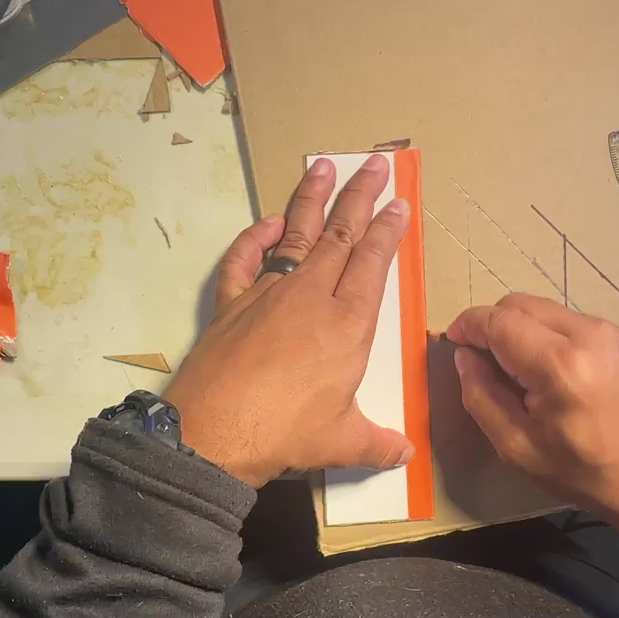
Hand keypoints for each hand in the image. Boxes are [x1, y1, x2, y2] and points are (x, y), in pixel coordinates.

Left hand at [165, 156, 412, 486]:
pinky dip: (254, 238)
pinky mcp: (230, 303)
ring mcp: (267, 294)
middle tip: (373, 163)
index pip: (373, 262)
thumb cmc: (286, 433)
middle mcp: (310, 296)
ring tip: (323, 167)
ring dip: (311, 199)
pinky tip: (266, 223)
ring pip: (295, 235)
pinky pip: (244, 260)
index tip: (398, 203)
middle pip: (340, 234)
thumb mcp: (341, 442)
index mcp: (347, 323)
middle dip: (360, 196)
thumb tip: (405, 454)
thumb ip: (377, 442)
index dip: (388, 230)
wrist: (212, 432)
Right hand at [445, 293, 618, 525]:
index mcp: (560, 365)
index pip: (498, 322)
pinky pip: (556, 318)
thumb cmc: (583, 472)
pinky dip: (534, 332)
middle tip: (476, 362)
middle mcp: (585, 334)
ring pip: (536, 307)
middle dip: (487, 326)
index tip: (449, 343)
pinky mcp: (612, 334)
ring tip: (506, 370)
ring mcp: (603, 330)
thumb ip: (481, 396)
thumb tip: (464, 358)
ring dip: (511, 329)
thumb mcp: (517, 447)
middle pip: (516, 304)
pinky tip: (535, 369)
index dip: (467, 327)